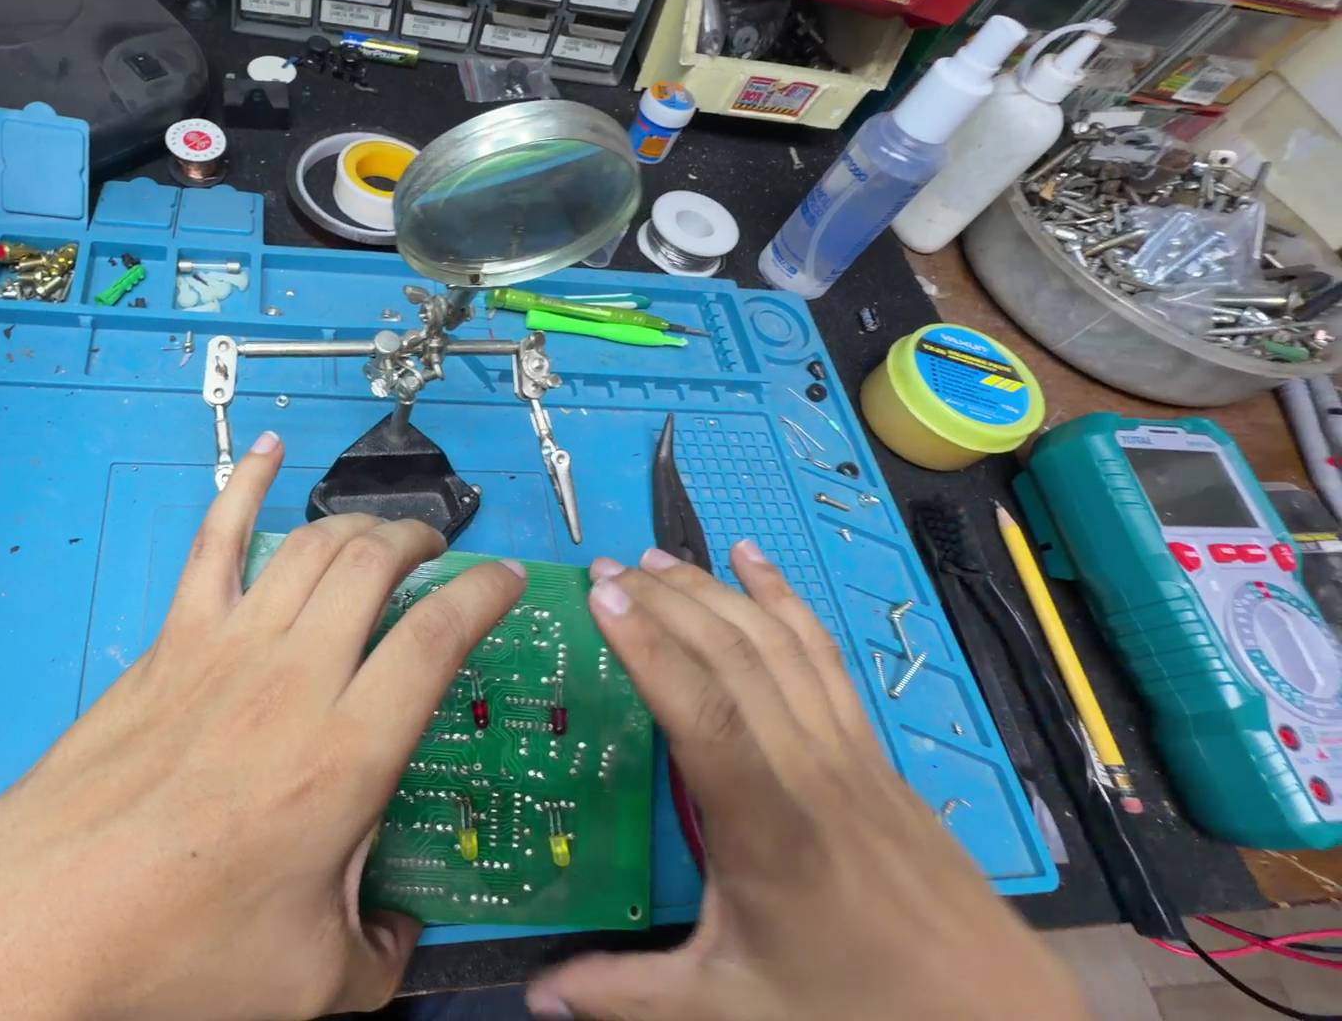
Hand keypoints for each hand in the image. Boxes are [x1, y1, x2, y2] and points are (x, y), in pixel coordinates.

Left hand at [0, 431, 528, 1020]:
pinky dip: (246, 486)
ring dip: (359, 524)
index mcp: (348, 751)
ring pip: (312, 546)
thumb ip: (378, 954)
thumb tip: (400, 939)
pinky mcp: (173, 641)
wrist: (39, 929)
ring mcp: (229, 647)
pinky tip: (269, 451)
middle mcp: (296, 678)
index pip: (439, 637)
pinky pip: (215, 541)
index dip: (485, 594)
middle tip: (437, 554)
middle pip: (376, 566)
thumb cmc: (181, 953)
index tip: (505, 580)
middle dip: (421, 544)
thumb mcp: (313, 980)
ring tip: (382, 531)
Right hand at [526, 543, 1090, 1020]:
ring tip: (657, 558)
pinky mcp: (871, 747)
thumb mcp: (727, 1010)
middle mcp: (809, 770)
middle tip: (606, 569)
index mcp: (767, 830)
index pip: (704, 716)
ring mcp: (848, 750)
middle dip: (666, 602)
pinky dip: (785, 598)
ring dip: (714, 590)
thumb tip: (535, 997)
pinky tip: (754, 560)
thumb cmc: (852, 1009)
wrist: (996, 1020)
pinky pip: (823, 655)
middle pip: (733, 658)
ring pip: (776, 643)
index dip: (649, 649)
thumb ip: (624, 993)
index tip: (600, 599)